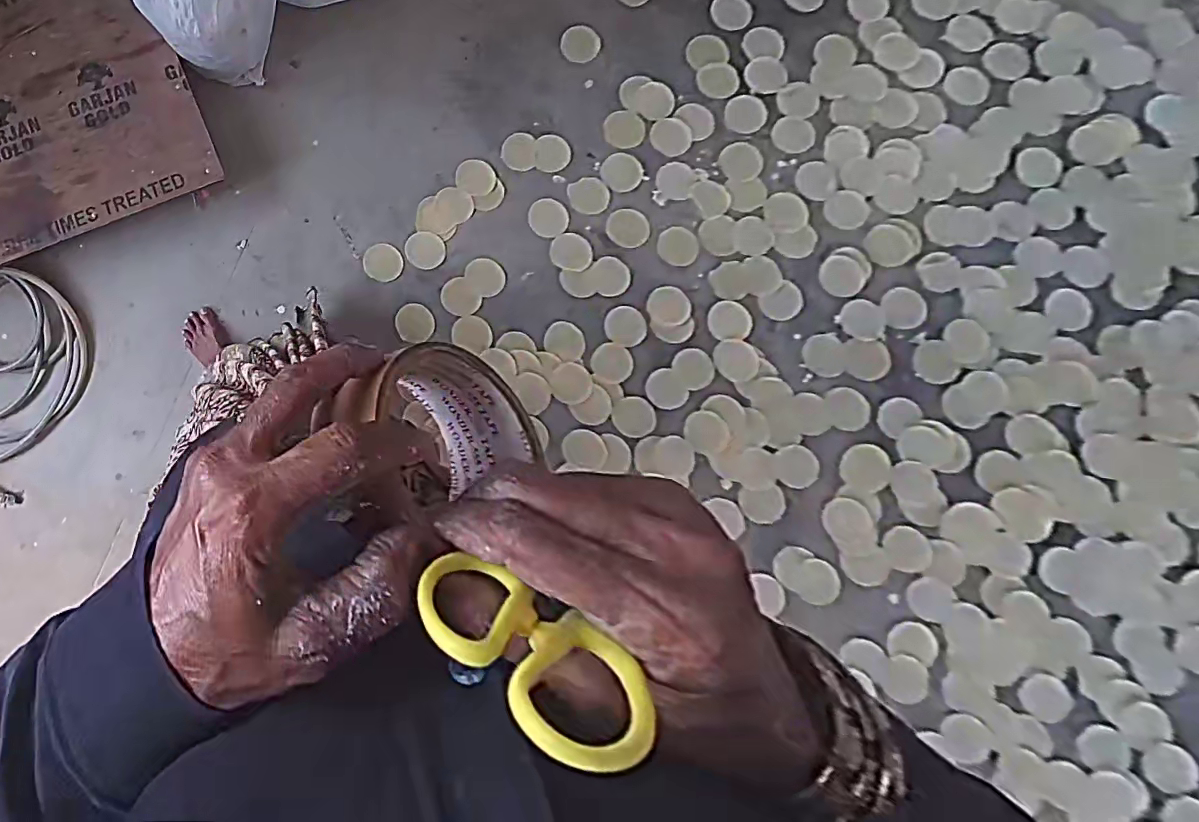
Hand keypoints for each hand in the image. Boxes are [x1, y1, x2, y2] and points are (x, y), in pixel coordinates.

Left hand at [149, 343, 443, 709]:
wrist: (153, 649)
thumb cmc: (226, 650)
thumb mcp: (309, 642)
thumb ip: (373, 591)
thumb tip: (418, 537)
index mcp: (253, 507)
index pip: (339, 448)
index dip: (391, 441)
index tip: (419, 447)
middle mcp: (228, 465)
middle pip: (294, 387)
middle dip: (343, 363)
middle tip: (381, 360)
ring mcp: (211, 456)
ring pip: (272, 395)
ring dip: (317, 377)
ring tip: (357, 376)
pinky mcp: (205, 460)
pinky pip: (258, 416)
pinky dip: (295, 404)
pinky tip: (321, 418)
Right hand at [433, 465, 822, 789]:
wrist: (770, 703)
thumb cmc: (689, 721)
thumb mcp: (603, 712)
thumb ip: (519, 646)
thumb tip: (445, 584)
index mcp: (659, 609)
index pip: (527, 539)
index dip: (463, 531)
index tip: (428, 539)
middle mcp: (669, 542)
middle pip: (528, 488)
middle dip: (475, 508)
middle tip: (455, 542)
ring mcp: (672, 507)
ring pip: (544, 476)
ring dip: (507, 504)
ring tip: (501, 546)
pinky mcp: (666, 491)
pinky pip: (572, 479)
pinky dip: (542, 502)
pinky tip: (550, 537)